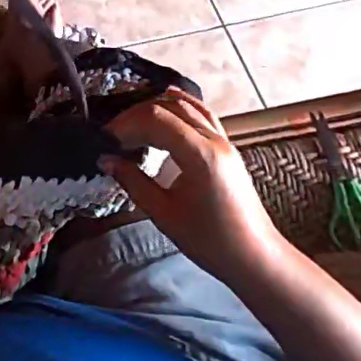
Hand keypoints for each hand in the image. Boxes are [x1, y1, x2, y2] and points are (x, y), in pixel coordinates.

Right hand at [100, 88, 290, 284]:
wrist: (254, 256)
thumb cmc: (211, 242)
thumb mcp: (165, 214)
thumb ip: (134, 182)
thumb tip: (106, 160)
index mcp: (200, 155)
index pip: (156, 119)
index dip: (127, 124)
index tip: (106, 139)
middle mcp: (214, 139)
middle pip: (169, 107)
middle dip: (136, 116)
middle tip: (113, 135)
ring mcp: (223, 139)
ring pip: (186, 105)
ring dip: (156, 108)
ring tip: (132, 125)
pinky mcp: (226, 145)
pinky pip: (201, 113)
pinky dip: (179, 106)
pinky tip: (165, 104)